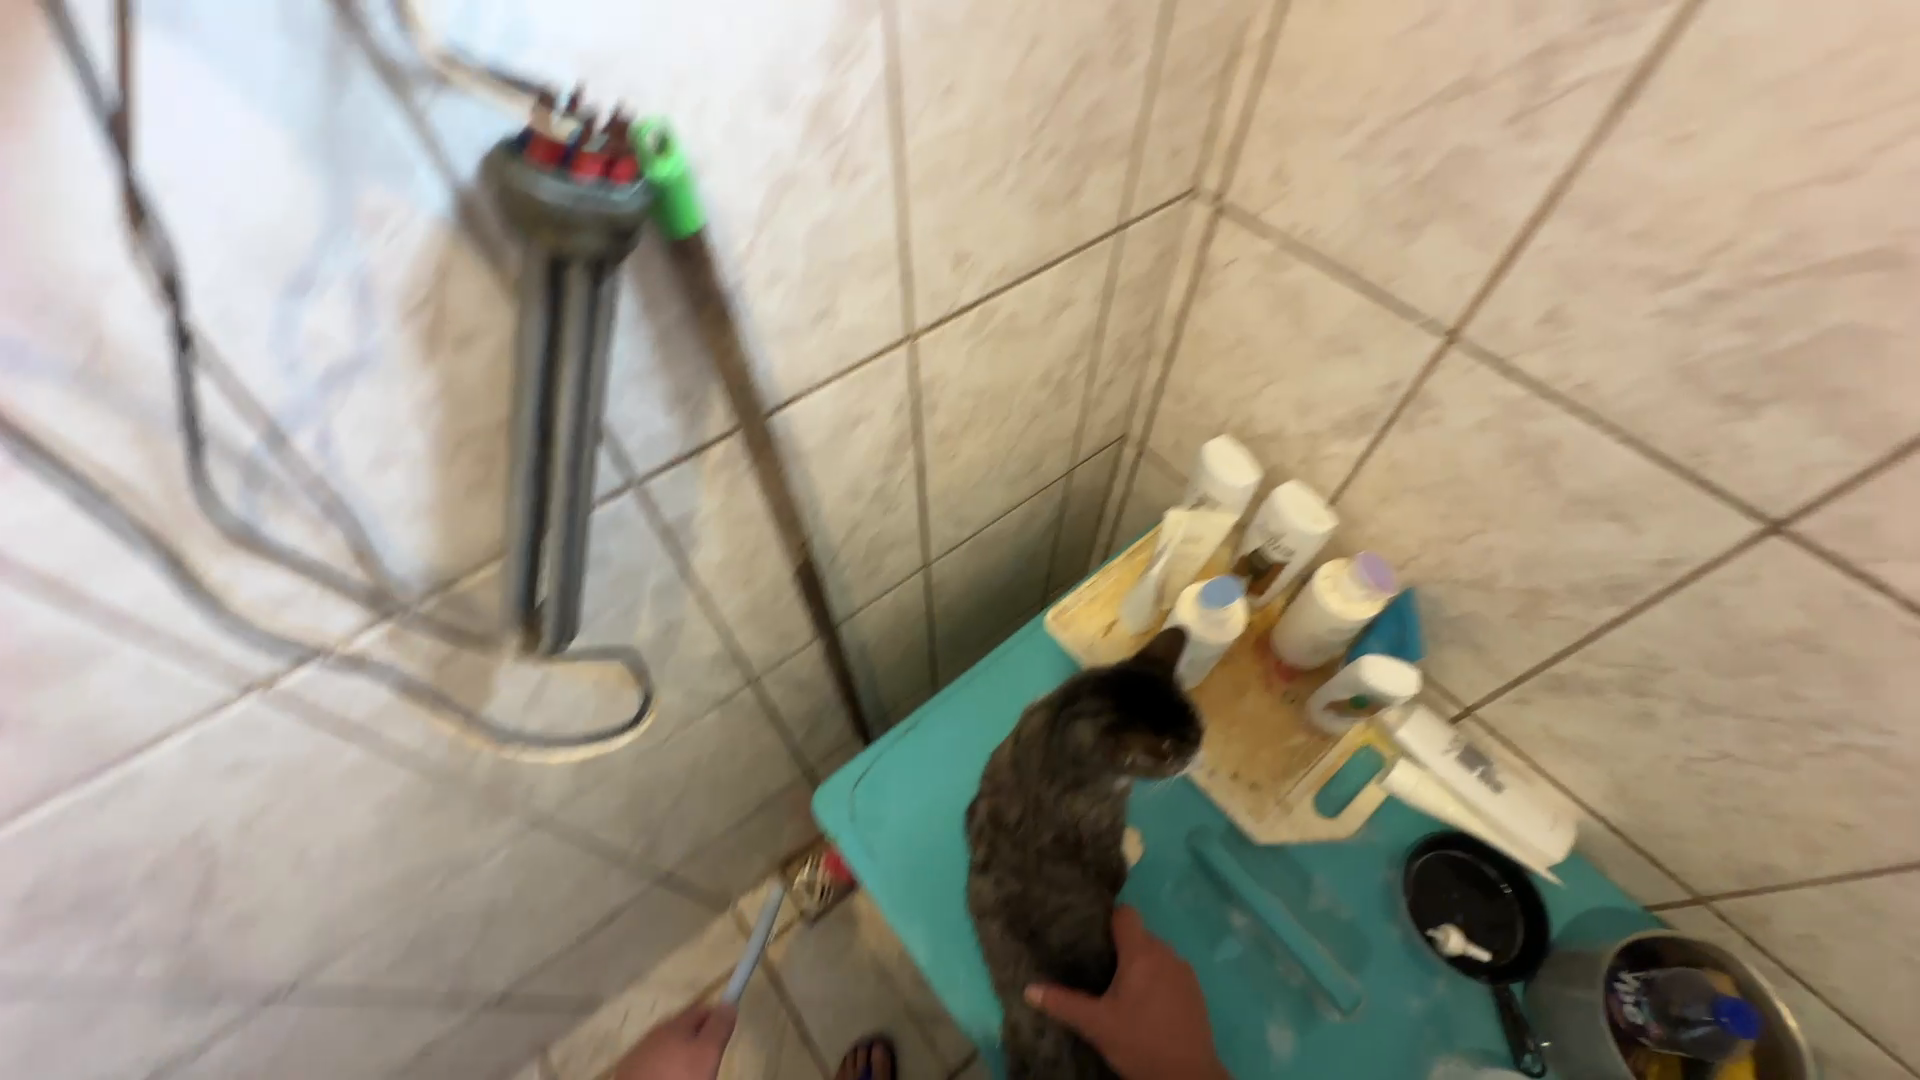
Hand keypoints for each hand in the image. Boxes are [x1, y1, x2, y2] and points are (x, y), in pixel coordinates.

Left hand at [612, 1001, 737, 1079]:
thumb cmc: (679, 1077)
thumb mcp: (707, 1053)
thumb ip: (719, 1026)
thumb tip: (730, 1002)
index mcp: (676, 1023)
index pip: (702, 1007)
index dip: (716, 1016)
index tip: (725, 1033)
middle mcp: (655, 1030)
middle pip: (683, 1026)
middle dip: (697, 1037)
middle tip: (708, 1059)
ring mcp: (638, 1051)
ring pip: (666, 1044)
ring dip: (678, 1053)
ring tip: (687, 1073)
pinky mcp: (627, 1072)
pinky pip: (651, 1062)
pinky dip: (661, 1068)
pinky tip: (666, 1078)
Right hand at [1025, 907, 1229, 1079]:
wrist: (1190, 1079)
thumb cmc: (1141, 1043)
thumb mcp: (1097, 1025)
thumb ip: (1064, 1003)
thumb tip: (1029, 989)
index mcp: (1141, 952)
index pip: (1124, 914)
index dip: (1107, 920)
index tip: (1091, 936)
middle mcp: (1166, 953)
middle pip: (1138, 935)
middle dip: (1120, 948)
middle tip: (1098, 970)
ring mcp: (1184, 972)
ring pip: (1155, 954)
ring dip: (1139, 965)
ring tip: (1120, 990)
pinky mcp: (1196, 992)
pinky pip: (1170, 971)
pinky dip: (1157, 980)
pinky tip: (1146, 1006)